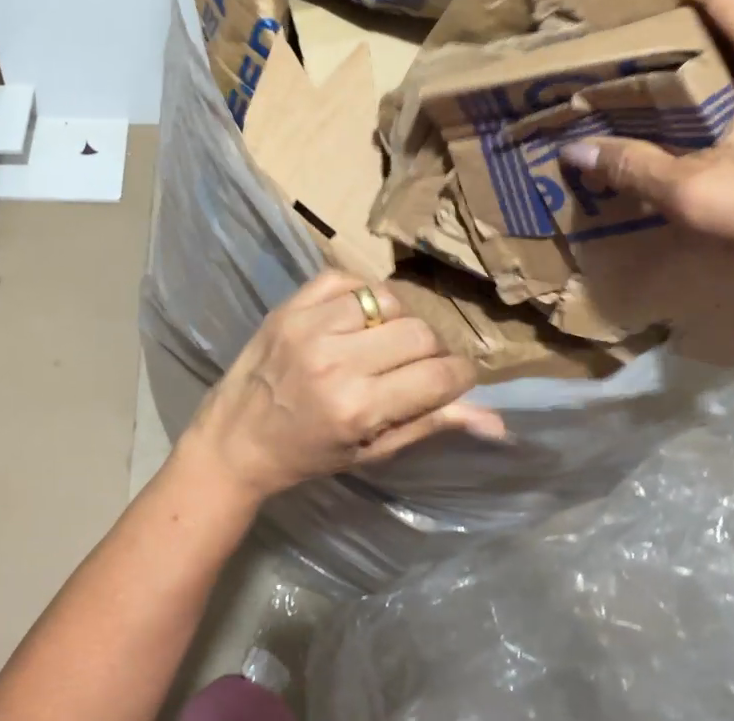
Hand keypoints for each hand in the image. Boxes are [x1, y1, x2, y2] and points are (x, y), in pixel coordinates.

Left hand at [179, 271, 505, 501]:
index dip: (459, 378)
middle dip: (430, 350)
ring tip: (382, 342)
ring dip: (396, 320)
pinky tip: (356, 318)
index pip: (441, 375)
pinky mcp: (289, 306)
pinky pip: (346, 279)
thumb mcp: (372, 451)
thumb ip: (430, 425)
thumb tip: (497, 422)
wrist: (236, 436)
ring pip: (388, 299)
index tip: (451, 381)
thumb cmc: (306, 454)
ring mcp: (309, 326)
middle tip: (413, 366)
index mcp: (358, 407)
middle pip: (420, 332)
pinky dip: (361, 294)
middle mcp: (336, 360)